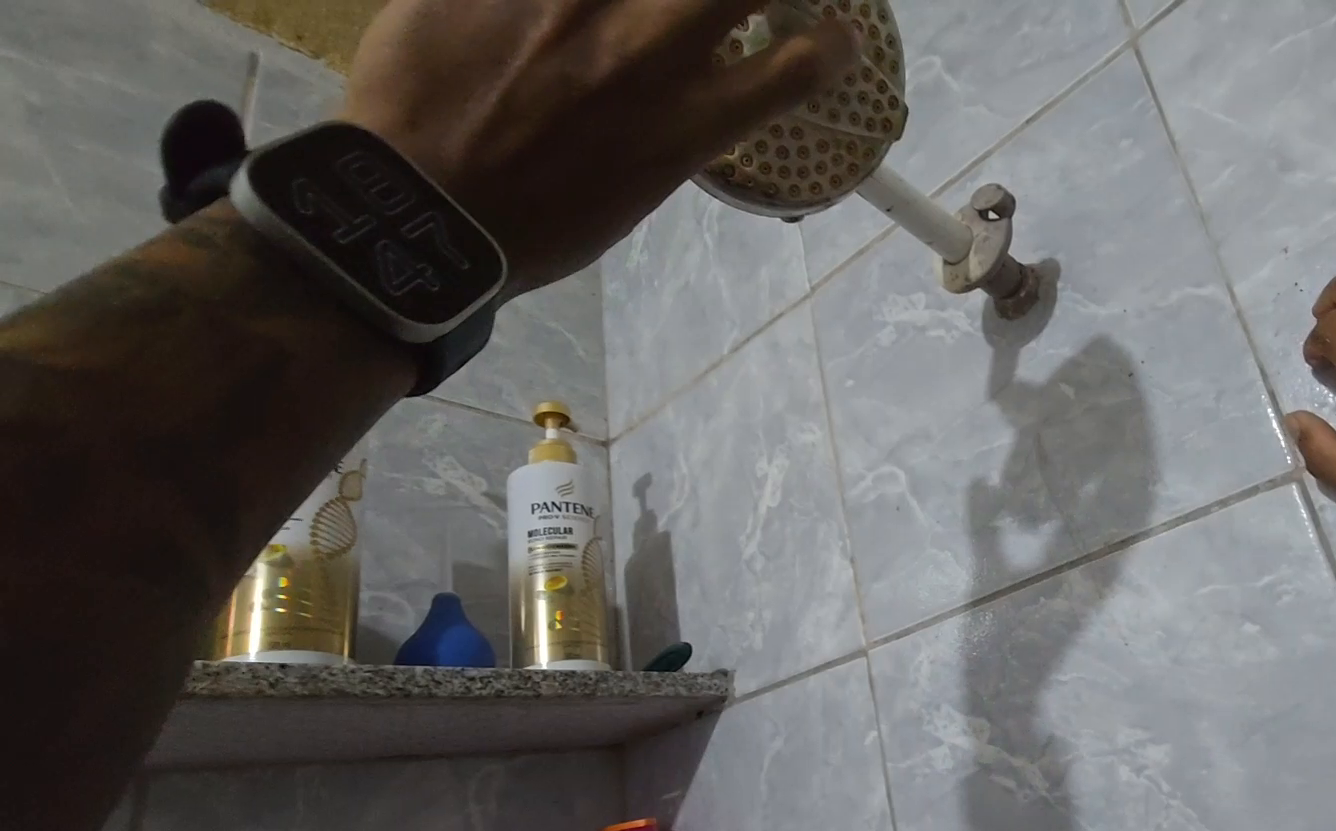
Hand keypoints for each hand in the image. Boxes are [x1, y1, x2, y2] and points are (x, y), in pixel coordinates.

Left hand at [340, 0, 857, 293]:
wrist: (423, 212)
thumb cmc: (540, 226)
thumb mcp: (635, 190)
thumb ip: (671, 127)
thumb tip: (686, 86)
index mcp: (685, 127)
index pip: (792, 68)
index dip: (829, 45)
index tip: (834, 36)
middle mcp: (647, 52)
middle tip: (748, 1)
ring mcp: (573, 2)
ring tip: (651, 14)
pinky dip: (577, 1)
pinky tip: (575, 17)